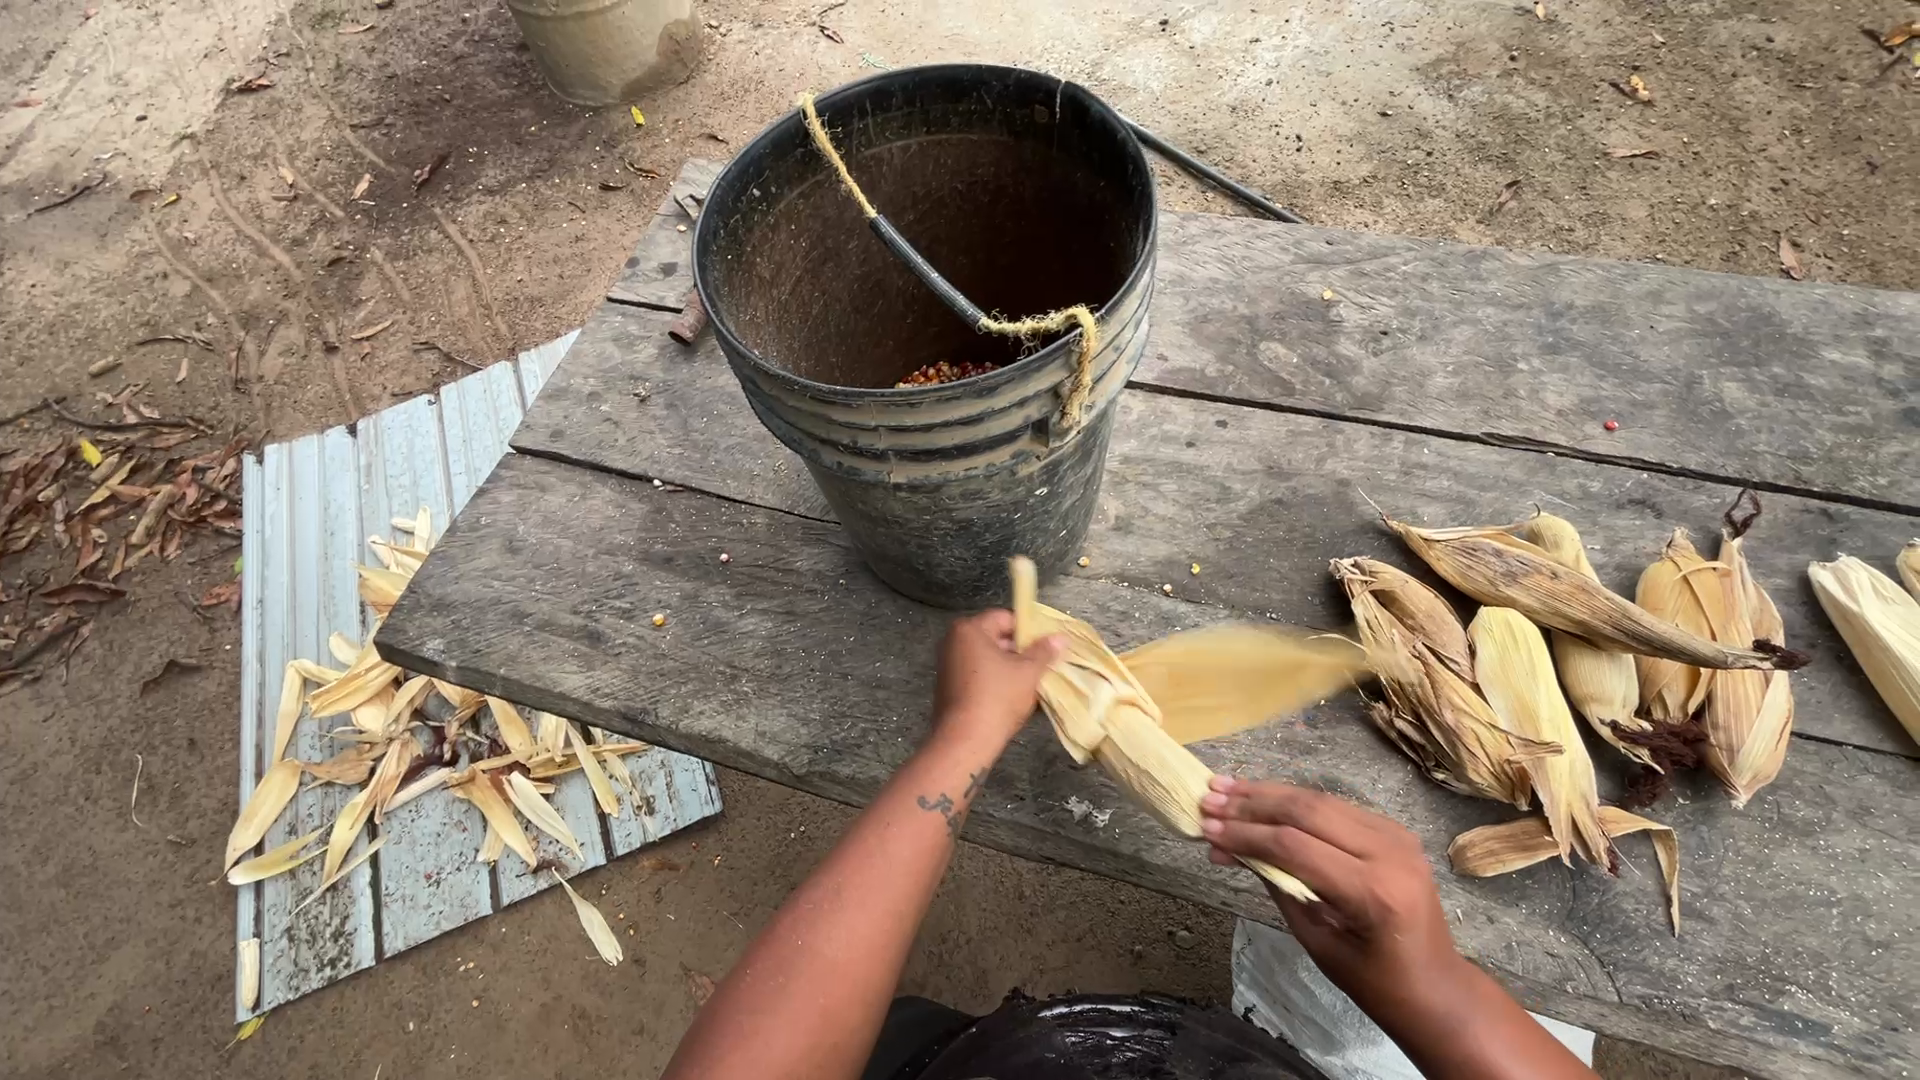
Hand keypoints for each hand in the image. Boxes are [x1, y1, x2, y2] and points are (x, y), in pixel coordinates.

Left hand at [930, 610, 1063, 751]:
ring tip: (1031, 682)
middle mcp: (953, 641)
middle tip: (1042, 665)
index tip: (1046, 646)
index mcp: (969, 630)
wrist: (965, 741)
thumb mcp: (1027, 672)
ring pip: (987, 658)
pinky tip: (1012, 696)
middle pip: (995, 637)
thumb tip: (1060, 637)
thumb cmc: (997, 698)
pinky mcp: (948, 685)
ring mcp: (948, 664)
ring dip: (1009, 667)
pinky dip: (994, 680)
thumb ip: (1044, 651)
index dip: (1029, 630)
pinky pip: (977, 674)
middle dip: (1020, 651)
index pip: (1005, 617)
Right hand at [1200, 777, 1468, 1017]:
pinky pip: (1332, 805)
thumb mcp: (1316, 939)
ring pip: (1317, 799)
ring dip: (1266, 793)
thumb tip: (1226, 847)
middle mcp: (1389, 852)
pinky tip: (1259, 796)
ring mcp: (1395, 835)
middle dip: (1250, 804)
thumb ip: (1276, 884)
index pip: (1294, 845)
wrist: (1437, 987)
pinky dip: (1291, 799)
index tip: (1206, 828)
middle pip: (1305, 811)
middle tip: (1207, 799)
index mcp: (1374, 891)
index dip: (1245, 834)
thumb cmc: (1374, 979)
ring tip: (1223, 788)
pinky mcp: (1392, 828)